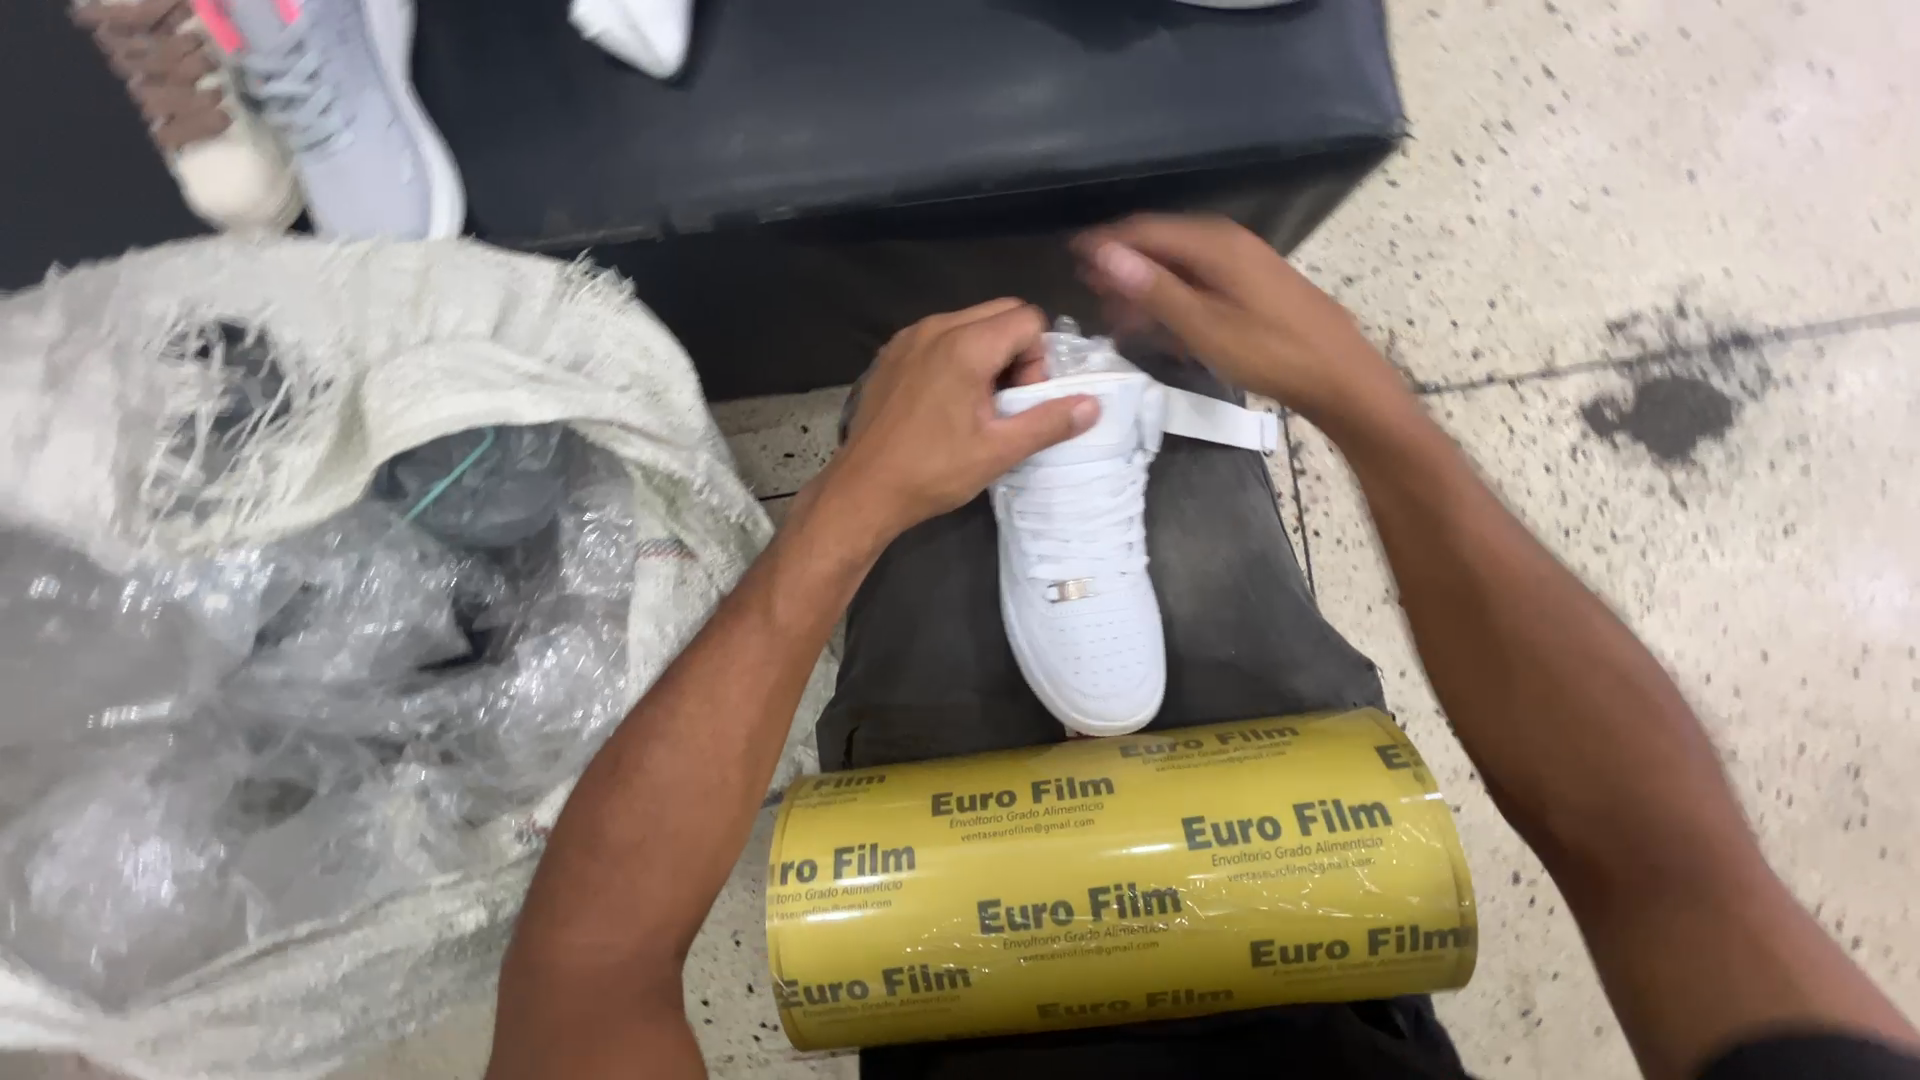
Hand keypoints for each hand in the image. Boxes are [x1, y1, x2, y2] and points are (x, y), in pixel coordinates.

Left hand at [821, 299, 1099, 537]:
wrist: (864, 489)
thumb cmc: (932, 472)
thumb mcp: (998, 452)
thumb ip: (1049, 422)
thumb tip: (1093, 405)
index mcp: (965, 345)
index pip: (1028, 319)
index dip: (1037, 359)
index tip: (1020, 400)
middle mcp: (936, 328)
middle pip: (1001, 313)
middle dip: (1016, 352)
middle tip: (1003, 402)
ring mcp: (908, 338)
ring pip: (970, 323)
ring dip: (987, 355)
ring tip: (975, 406)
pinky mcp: (891, 354)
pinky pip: (940, 338)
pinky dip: (956, 358)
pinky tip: (945, 403)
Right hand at [1073, 214, 1402, 422]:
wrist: (1338, 375)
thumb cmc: (1269, 352)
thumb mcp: (1203, 326)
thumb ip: (1153, 290)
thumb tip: (1105, 256)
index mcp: (1213, 244)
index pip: (1144, 231)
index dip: (1105, 243)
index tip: (1071, 257)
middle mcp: (1226, 243)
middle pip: (1160, 244)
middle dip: (1122, 266)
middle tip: (1088, 290)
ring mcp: (1241, 263)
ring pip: (1178, 266)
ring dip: (1145, 287)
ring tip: (1115, 314)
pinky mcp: (1250, 286)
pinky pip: (1198, 282)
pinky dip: (1172, 299)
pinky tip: (1159, 325)